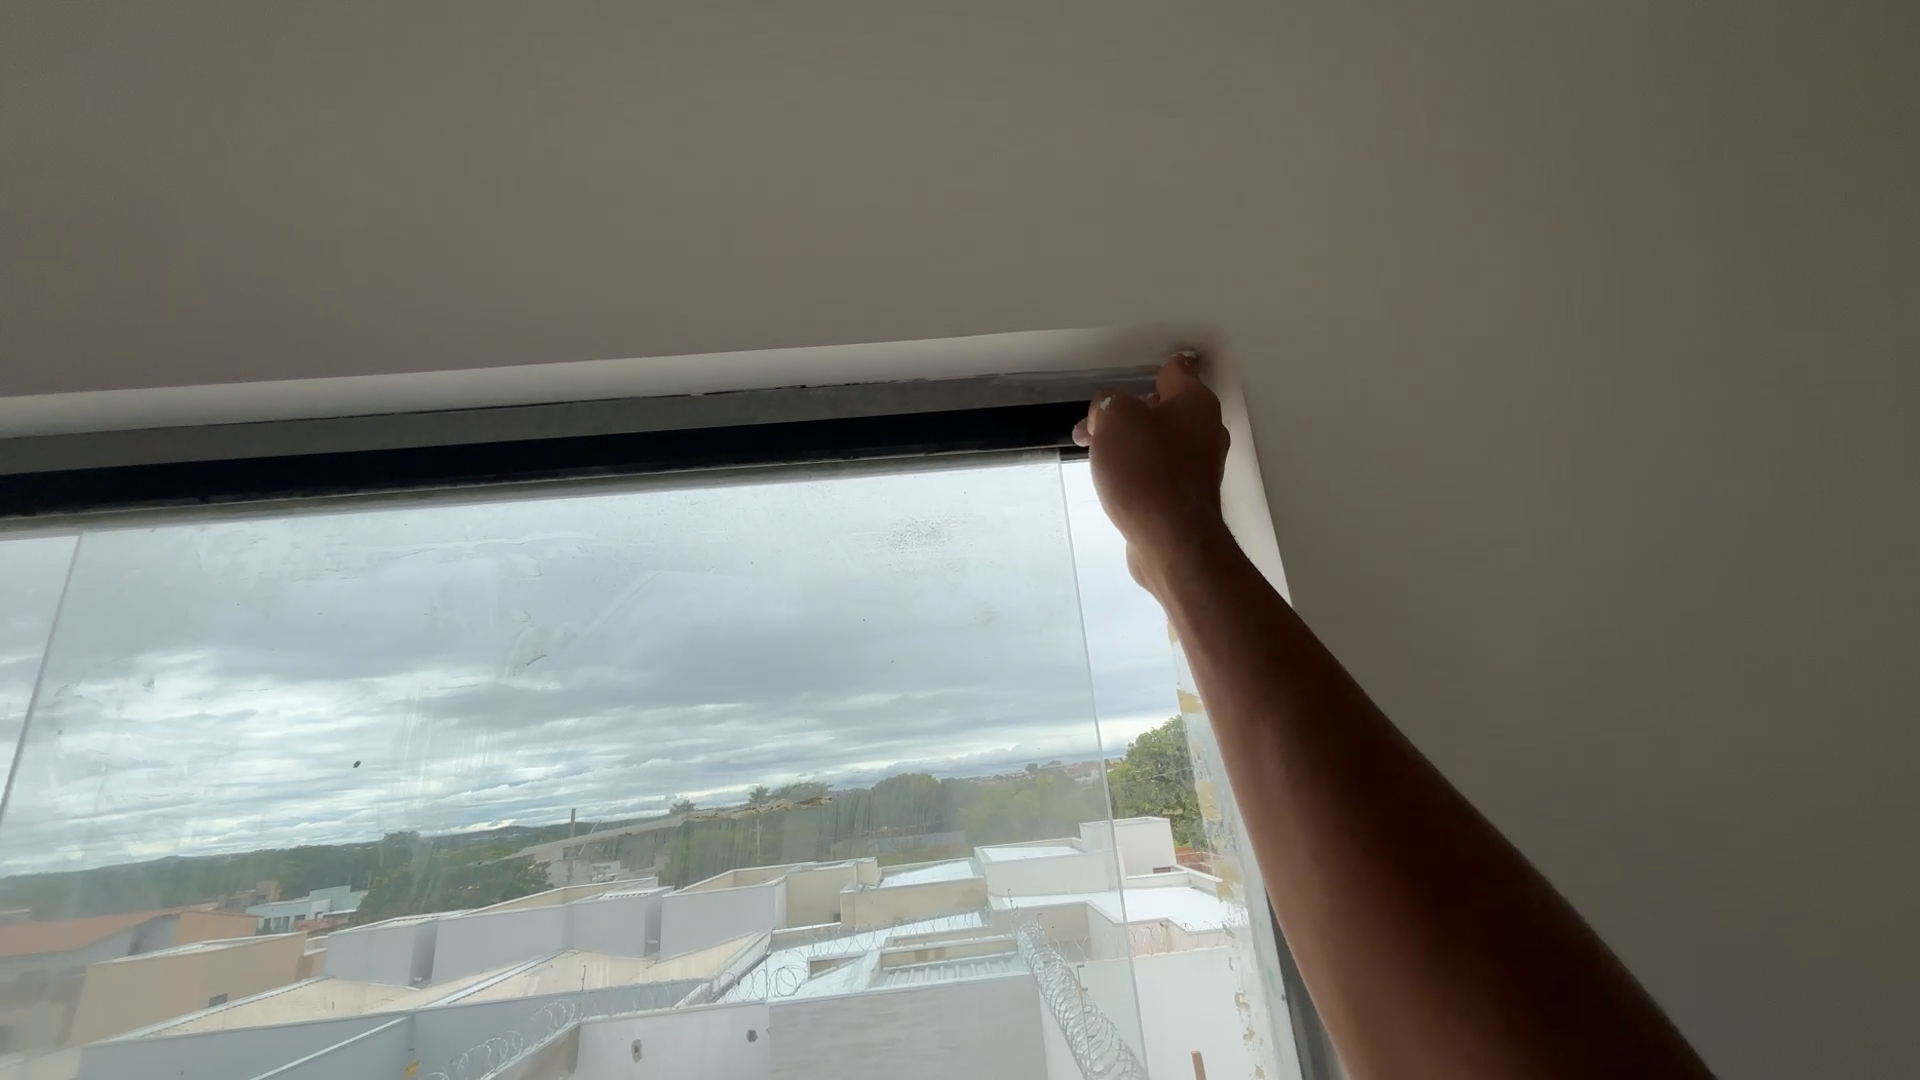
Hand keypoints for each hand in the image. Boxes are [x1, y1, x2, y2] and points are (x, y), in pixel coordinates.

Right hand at [1073, 350, 1233, 594]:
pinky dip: (1138, 470)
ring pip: (1159, 442)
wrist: (1170, 539)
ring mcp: (1200, 467)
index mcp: (1195, 402)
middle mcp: (1205, 431)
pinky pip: (1159, 472)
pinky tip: (1116, 482)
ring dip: (1129, 444)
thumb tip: (1108, 412)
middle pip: (1165, 410)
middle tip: (1093, 427)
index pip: (1179, 370)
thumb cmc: (1145, 470)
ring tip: (1095, 456)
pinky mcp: (1188, 497)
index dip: (1167, 364)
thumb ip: (1107, 404)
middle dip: (1128, 414)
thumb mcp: (1114, 419)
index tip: (1168, 360)